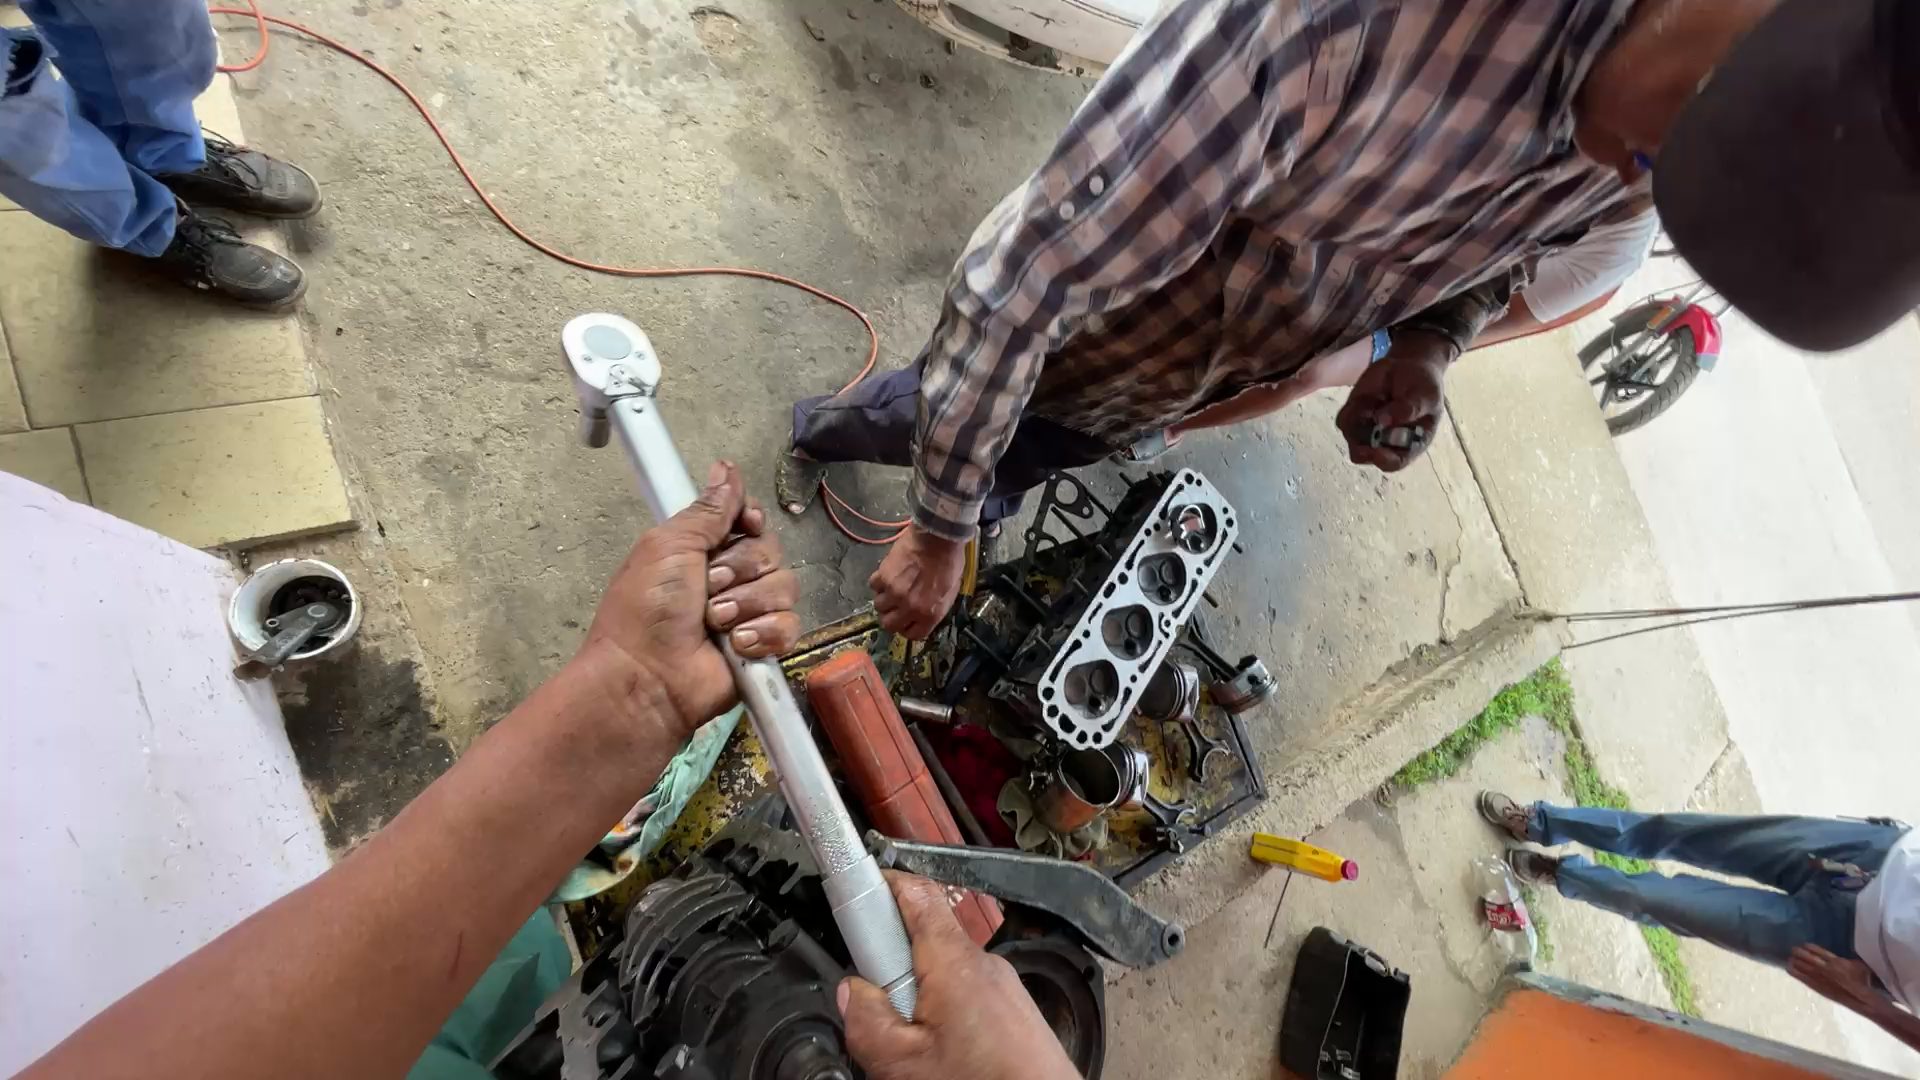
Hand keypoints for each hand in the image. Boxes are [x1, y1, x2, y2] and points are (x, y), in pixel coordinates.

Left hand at [585, 461, 800, 734]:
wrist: (648, 677)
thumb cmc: (647, 608)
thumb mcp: (669, 546)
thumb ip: (708, 510)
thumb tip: (727, 467)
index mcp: (706, 549)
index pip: (752, 520)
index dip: (752, 521)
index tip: (744, 526)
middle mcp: (733, 577)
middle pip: (772, 551)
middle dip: (741, 569)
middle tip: (708, 588)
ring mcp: (752, 612)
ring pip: (785, 587)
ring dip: (747, 604)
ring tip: (715, 623)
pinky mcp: (767, 645)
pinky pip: (790, 625)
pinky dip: (764, 634)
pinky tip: (737, 645)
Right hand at [839, 874, 1078, 1079]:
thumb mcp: (905, 1067)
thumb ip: (868, 1024)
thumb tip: (851, 991)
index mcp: (952, 958)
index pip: (916, 892)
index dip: (885, 884)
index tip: (858, 891)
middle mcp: (980, 959)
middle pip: (925, 935)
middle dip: (895, 962)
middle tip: (879, 1002)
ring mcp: (1001, 982)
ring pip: (944, 970)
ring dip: (921, 993)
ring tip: (914, 1043)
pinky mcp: (1012, 1006)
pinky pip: (967, 992)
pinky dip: (946, 1011)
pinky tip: (944, 1053)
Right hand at [870, 525, 966, 639]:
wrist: (938, 538)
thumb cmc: (949, 563)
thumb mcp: (950, 592)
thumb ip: (934, 608)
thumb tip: (923, 614)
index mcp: (930, 614)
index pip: (912, 635)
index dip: (907, 628)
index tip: (906, 621)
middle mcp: (910, 608)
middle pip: (889, 624)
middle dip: (891, 617)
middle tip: (894, 607)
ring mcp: (894, 593)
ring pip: (879, 606)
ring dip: (884, 598)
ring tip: (892, 587)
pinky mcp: (883, 576)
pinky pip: (874, 586)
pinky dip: (879, 582)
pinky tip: (888, 574)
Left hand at [1334, 330, 1452, 471]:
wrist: (1407, 366)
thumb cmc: (1423, 385)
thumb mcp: (1425, 395)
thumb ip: (1409, 408)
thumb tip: (1384, 421)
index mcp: (1409, 445)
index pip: (1393, 463)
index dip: (1382, 460)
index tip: (1376, 450)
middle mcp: (1384, 444)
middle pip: (1364, 455)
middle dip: (1362, 440)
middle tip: (1370, 416)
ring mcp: (1365, 432)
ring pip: (1351, 436)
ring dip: (1359, 419)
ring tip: (1378, 399)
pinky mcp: (1352, 418)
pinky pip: (1343, 420)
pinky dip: (1352, 409)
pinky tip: (1368, 398)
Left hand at [1789, 944, 1883, 1014]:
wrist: (1865, 1001)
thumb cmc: (1865, 983)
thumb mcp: (1860, 966)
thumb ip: (1848, 958)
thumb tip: (1845, 953)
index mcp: (1834, 960)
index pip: (1812, 948)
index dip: (1807, 946)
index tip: (1805, 947)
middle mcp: (1822, 965)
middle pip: (1800, 953)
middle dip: (1797, 951)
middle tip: (1796, 951)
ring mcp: (1816, 975)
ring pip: (1796, 962)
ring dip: (1793, 960)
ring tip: (1793, 960)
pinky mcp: (1814, 984)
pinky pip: (1797, 974)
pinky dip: (1792, 970)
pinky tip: (1790, 968)